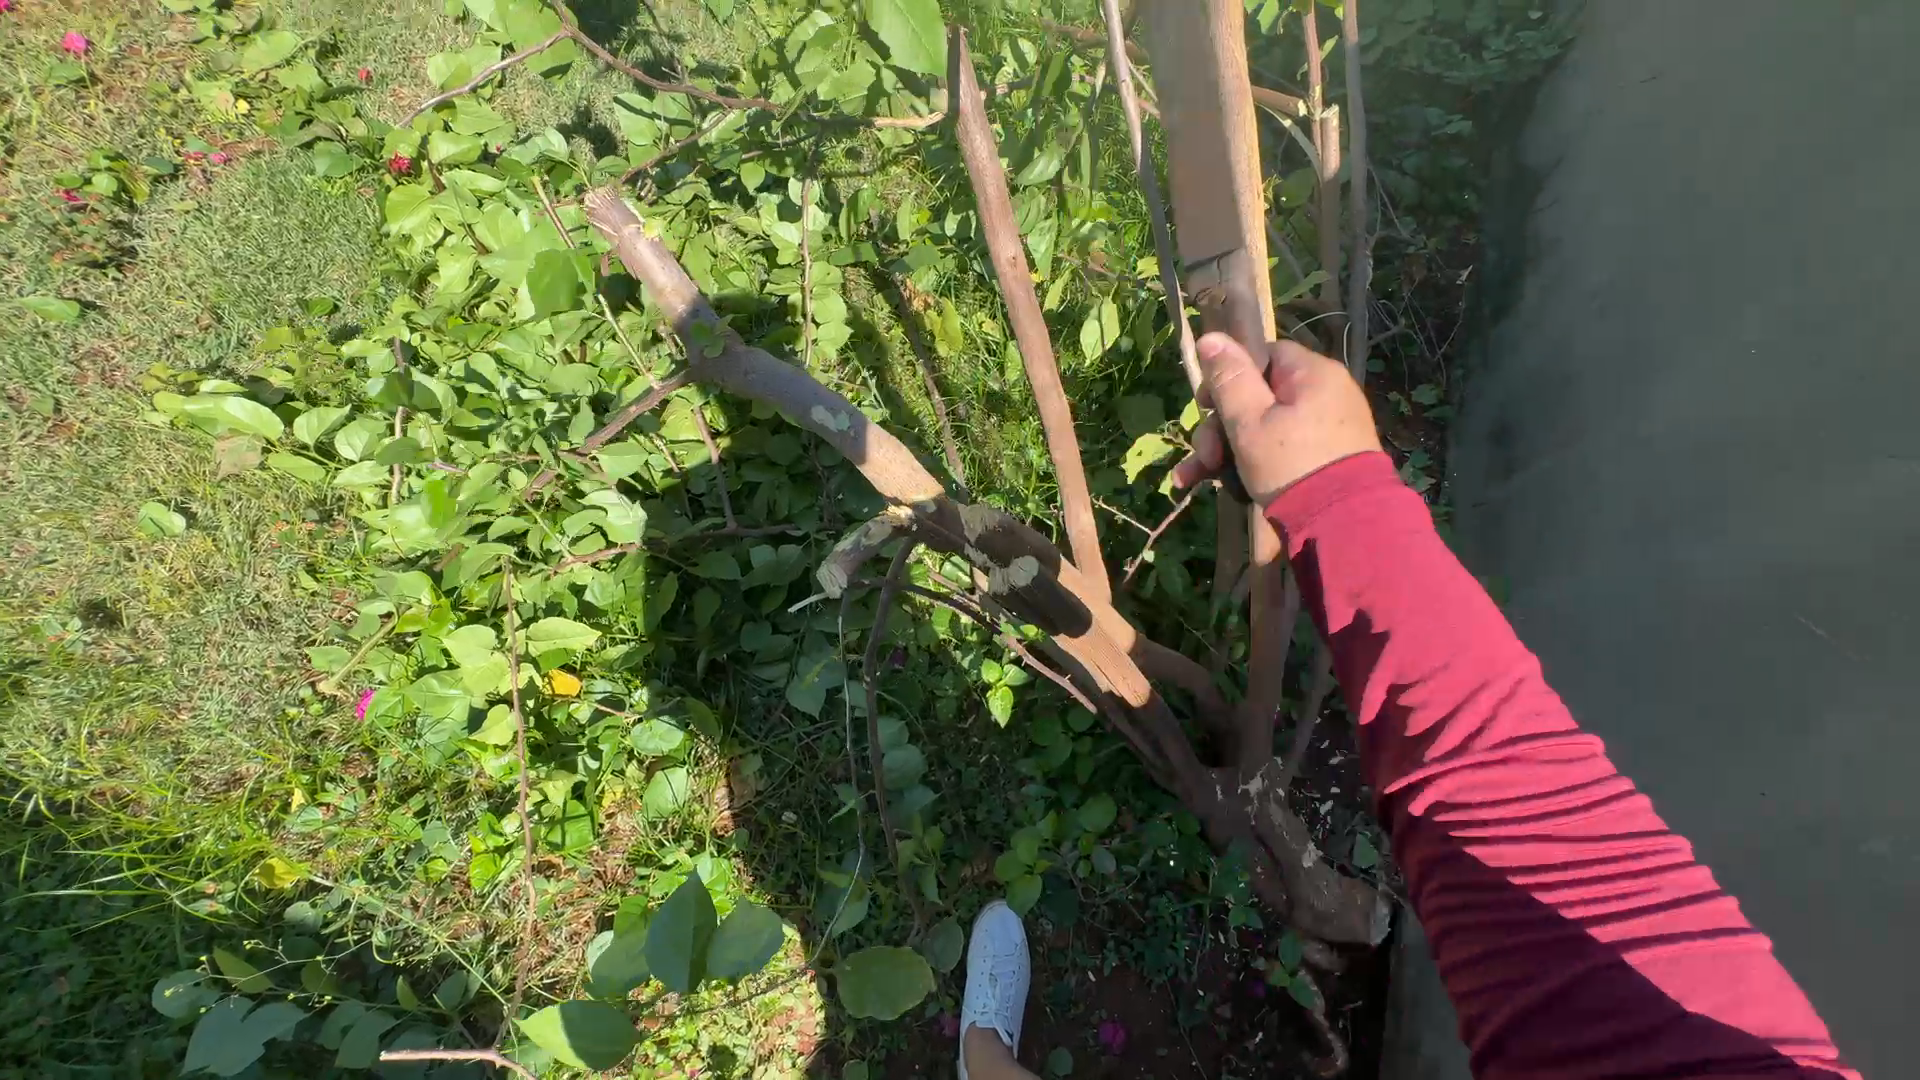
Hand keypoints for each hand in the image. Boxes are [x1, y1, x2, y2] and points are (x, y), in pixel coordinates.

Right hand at [1172, 332, 1381, 504]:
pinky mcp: (1321, 457)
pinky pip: (1276, 448)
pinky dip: (1247, 462)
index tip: (1204, 405)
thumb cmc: (1291, 463)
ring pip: (1261, 427)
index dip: (1228, 377)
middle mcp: (1323, 394)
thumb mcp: (1250, 421)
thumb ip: (1229, 379)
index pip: (1262, 356)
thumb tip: (1210, 337)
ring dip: (1224, 449)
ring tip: (1194, 477)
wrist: (1340, 522)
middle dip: (1220, 426)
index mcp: (1312, 374)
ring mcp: (1324, 428)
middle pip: (1257, 396)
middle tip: (1204, 454)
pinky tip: (1215, 483)